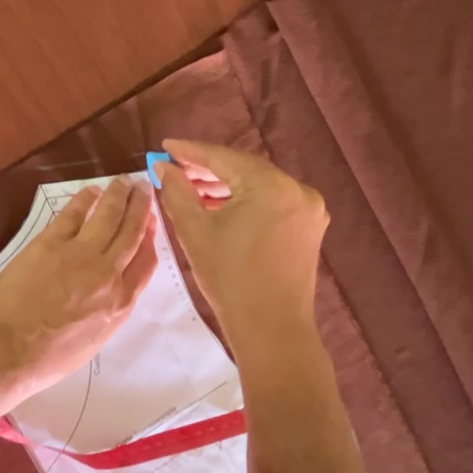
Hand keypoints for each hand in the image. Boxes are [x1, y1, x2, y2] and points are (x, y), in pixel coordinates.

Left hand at [0, 177, 158, 386]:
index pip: (146, 263)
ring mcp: (81, 255)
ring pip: (108, 217)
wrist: (10, 348)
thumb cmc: (49, 356)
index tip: (152, 222)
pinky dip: (85, 200)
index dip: (151, 238)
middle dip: (140, 208)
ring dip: (118, 196)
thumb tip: (111, 290)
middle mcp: (108, 274)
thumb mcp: (95, 339)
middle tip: (144, 189)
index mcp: (121, 303)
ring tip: (124, 182)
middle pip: (131, 233)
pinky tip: (91, 191)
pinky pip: (74, 214)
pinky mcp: (51, 243)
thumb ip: (109, 310)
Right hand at [154, 140, 327, 337]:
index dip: (190, 151)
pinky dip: (244, 200)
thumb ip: (176, 190)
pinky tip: (219, 207)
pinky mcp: (308, 226)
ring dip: (224, 185)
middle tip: (174, 168)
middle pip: (243, 168)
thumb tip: (164, 167)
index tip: (165, 146)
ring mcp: (308, 208)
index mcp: (271, 186)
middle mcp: (297, 189)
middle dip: (207, 168)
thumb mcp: (193, 230)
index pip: (223, 157)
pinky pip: (271, 201)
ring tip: (191, 189)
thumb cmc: (228, 277)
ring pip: (257, 184)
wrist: (270, 326)